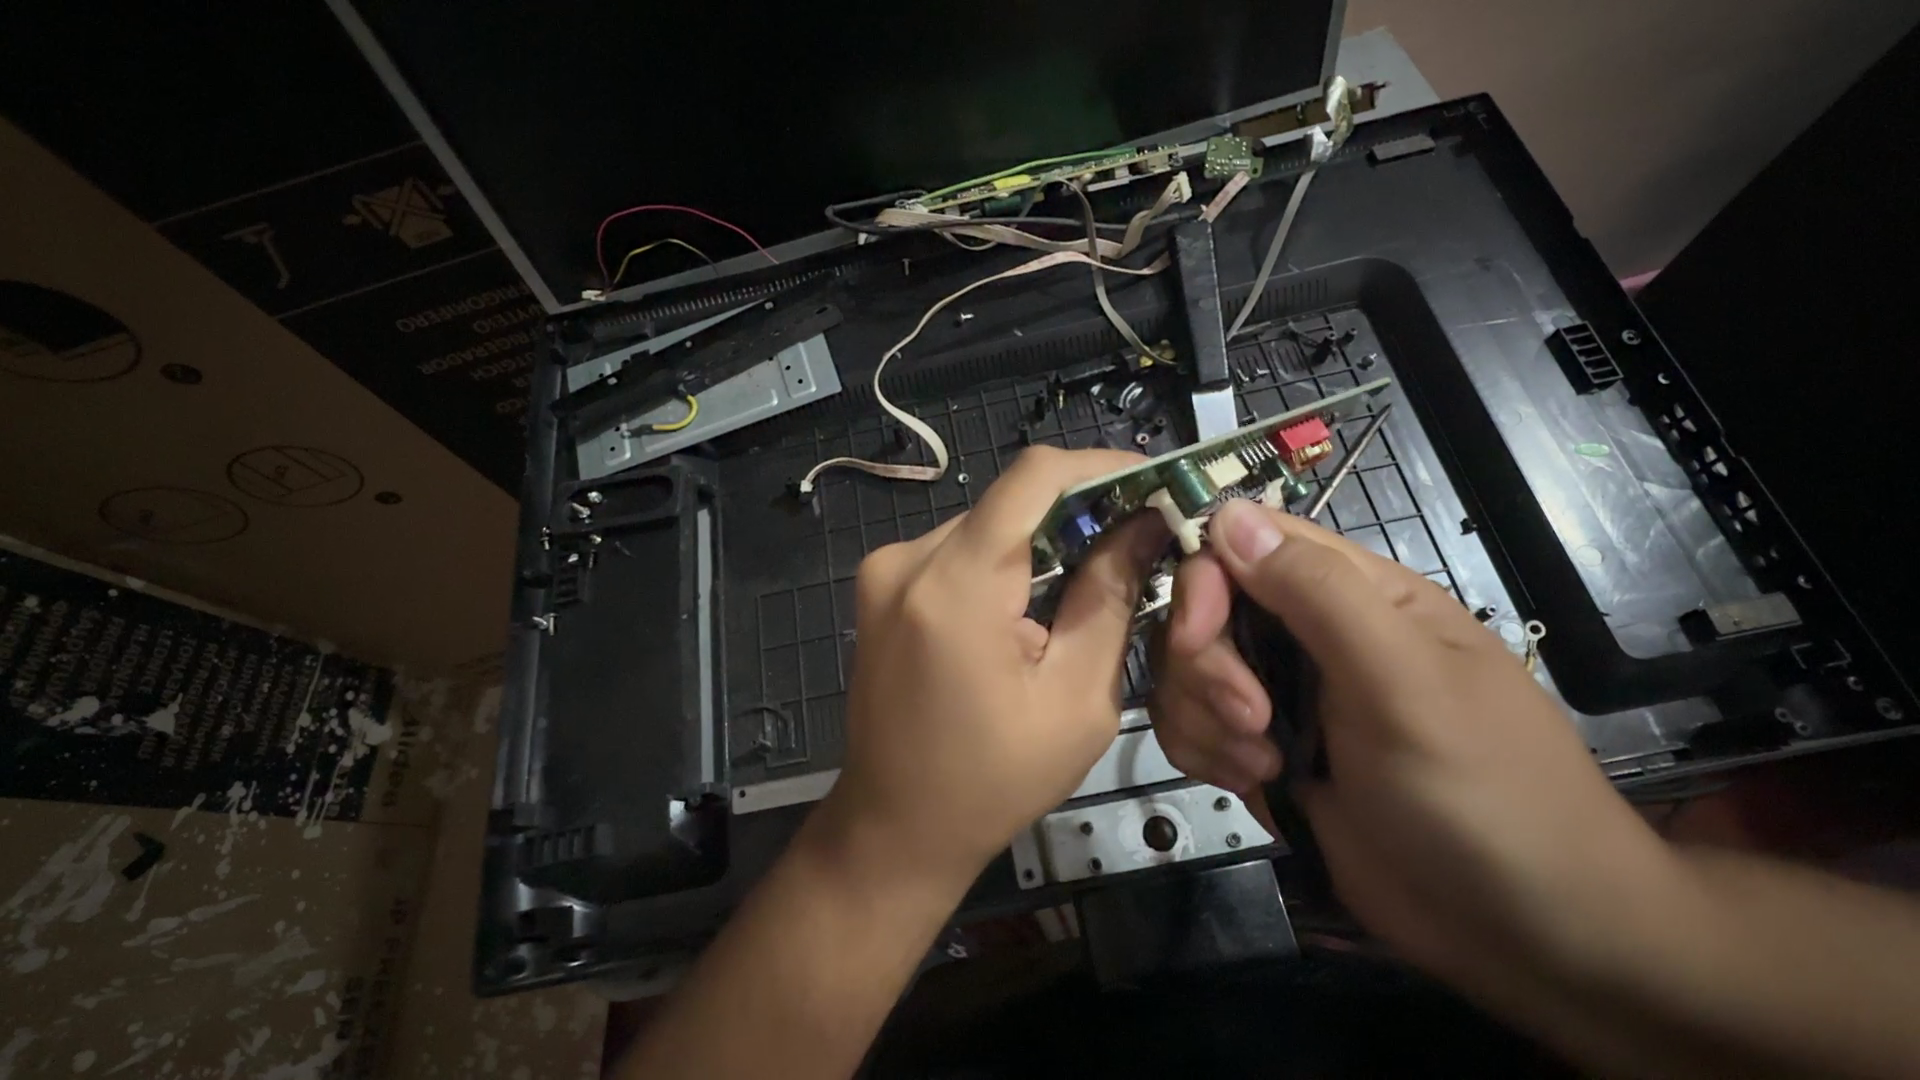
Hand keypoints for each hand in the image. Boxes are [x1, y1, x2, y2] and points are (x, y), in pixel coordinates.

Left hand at [817, 447, 1164, 890]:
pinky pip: (958, 551)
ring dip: (1043, 538)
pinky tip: (1039, 597)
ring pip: (986, 524)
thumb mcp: (1076, 697)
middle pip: (1009, 501)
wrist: (896, 827)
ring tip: (1097, 571)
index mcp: (954, 583)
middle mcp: (907, 559)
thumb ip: (1108, 597)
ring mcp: (886, 572)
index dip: (1099, 466)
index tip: (1152, 484)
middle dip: (1081, 510)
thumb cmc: (994, 779)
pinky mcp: (882, 589)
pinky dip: (1005, 561)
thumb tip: (1144, 526)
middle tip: (1141, 537)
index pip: (1033, 477)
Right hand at [1150, 499, 1681, 989]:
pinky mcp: (1264, 754)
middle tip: (1255, 722)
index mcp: (1355, 597)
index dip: (1205, 579)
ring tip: (1264, 767)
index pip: (1245, 545)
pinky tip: (1255, 785)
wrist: (1524, 930)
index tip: (1197, 636)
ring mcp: (1284, 698)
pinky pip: (1194, 728)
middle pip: (1205, 613)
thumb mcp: (1404, 682)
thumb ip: (1318, 594)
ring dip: (1204, 718)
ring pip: (1188, 674)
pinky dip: (1205, 753)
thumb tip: (1228, 515)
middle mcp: (1310, 637)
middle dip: (1207, 668)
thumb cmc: (1482, 791)